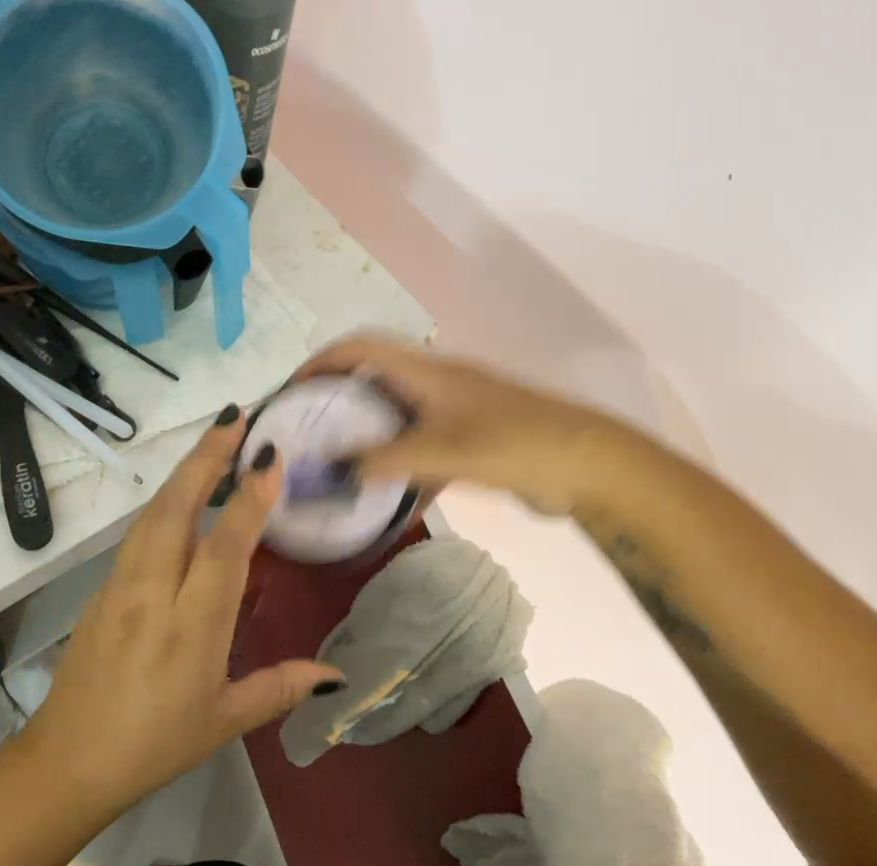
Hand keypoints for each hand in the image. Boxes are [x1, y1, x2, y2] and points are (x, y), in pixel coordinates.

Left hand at [19, 408, 344, 807]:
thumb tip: (334, 675)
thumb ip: (279, 688)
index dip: (247, 501)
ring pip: (150, 519)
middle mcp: (152, 595)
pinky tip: (178, 506)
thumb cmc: (154, 745)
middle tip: (235, 419)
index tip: (268, 457)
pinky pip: (134, 540)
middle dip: (205, 460)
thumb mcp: (223, 721)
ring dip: (181, 478)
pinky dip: (161, 510)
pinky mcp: (98, 595)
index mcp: (191, 627)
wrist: (70, 760)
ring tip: (211, 446)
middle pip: (176, 512)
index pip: (223, 549)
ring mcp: (118, 591)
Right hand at [293, 335, 634, 514]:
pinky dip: (399, 472)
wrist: (590, 466)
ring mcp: (454, 414)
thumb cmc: (514, 444)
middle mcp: (436, 385)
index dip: (319, 363)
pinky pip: (419, 451)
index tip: (286, 394)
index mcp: (427, 372)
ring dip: (364, 441)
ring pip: (395, 420)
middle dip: (334, 404)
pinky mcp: (469, 443)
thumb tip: (331, 471)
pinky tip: (387, 505)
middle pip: (373, 382)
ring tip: (333, 470)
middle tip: (303, 436)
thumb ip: (382, 460)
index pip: (360, 349)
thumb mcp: (441, 452)